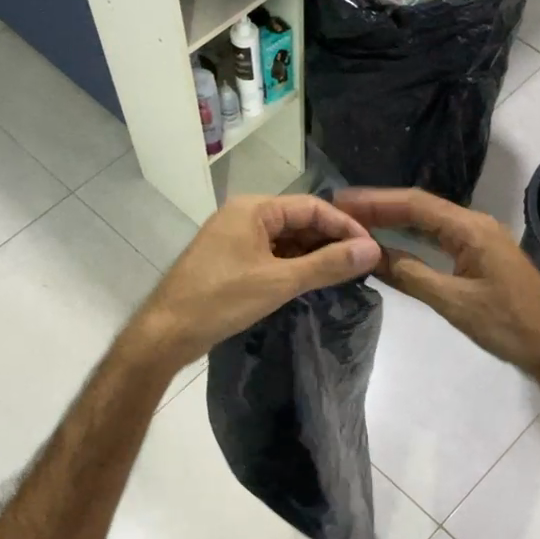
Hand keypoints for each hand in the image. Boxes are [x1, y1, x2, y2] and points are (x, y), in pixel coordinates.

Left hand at [128, 194, 381, 369]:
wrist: (167, 332)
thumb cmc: (221, 300)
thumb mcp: (280, 282)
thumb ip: (327, 265)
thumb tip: (372, 250)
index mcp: (253, 209)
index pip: (311, 207)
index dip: (344, 226)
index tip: (371, 249)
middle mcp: (243, 216)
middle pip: (298, 221)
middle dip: (331, 241)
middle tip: (362, 265)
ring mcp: (234, 240)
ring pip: (285, 241)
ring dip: (314, 256)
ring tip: (344, 276)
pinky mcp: (230, 263)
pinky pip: (271, 257)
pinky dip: (294, 267)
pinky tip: (312, 284)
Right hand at [333, 187, 539, 379]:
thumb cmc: (507, 325)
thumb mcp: (453, 302)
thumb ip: (410, 275)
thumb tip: (369, 256)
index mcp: (471, 229)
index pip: (415, 204)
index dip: (376, 201)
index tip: (341, 201)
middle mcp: (476, 225)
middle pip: (421, 208)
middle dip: (381, 208)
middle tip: (340, 211)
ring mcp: (481, 241)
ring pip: (430, 223)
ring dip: (396, 222)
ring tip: (357, 223)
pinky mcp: (482, 258)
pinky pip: (440, 239)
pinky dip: (413, 240)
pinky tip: (393, 245)